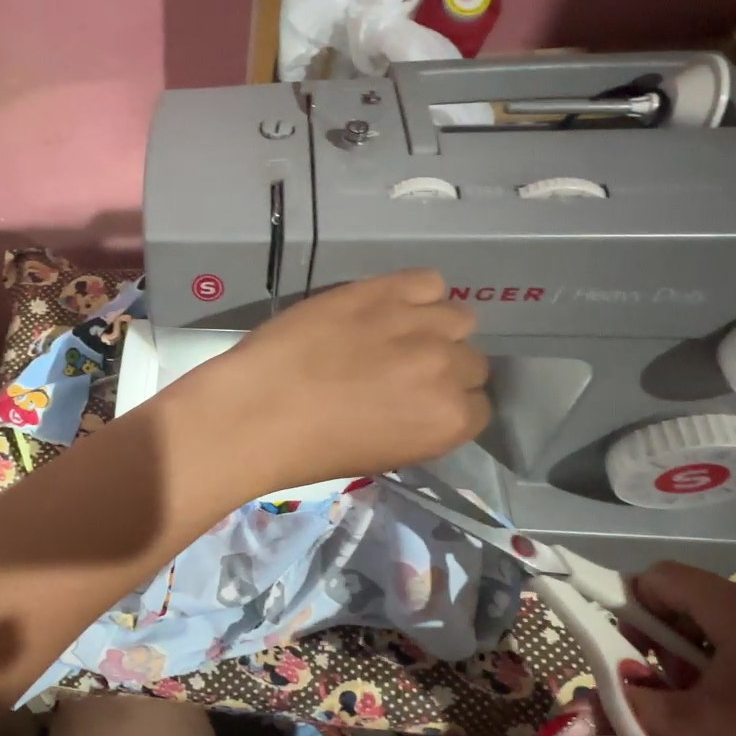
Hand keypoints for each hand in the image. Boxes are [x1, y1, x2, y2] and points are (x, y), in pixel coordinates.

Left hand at [180, 269, 489, 495]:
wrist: (258, 410)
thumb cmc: (309, 449)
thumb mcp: (381, 455)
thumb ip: (418, 425)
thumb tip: (423, 404)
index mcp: (449, 421)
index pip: (477, 407)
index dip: (446, 403)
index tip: (418, 402)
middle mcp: (448, 370)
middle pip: (470, 361)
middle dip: (441, 368)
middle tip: (399, 371)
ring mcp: (419, 325)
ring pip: (457, 317)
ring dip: (433, 327)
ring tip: (392, 336)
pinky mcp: (385, 290)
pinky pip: (426, 280)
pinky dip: (413, 293)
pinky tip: (384, 307)